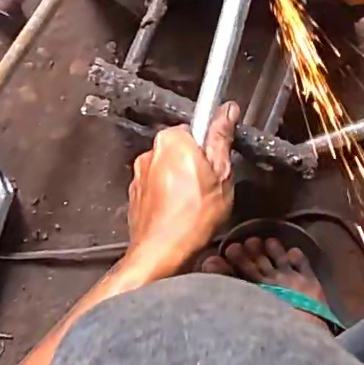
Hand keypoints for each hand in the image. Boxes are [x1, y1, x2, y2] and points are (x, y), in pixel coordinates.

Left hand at [124, 102, 237, 276]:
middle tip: (211, 185)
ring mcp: (140, 174)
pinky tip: (181, 212)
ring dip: (181, 181)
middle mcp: (151, 153)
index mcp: (172, 140)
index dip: (210, 147)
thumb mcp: (221, 174)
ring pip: (169, 170)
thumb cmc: (192, 218)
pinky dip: (168, 196)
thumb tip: (227, 112)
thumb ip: (222, 138)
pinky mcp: (136, 193)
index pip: (196, 128)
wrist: (162, 252)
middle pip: (181, 149)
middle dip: (195, 164)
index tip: (216, 162)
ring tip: (196, 203)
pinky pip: (157, 188)